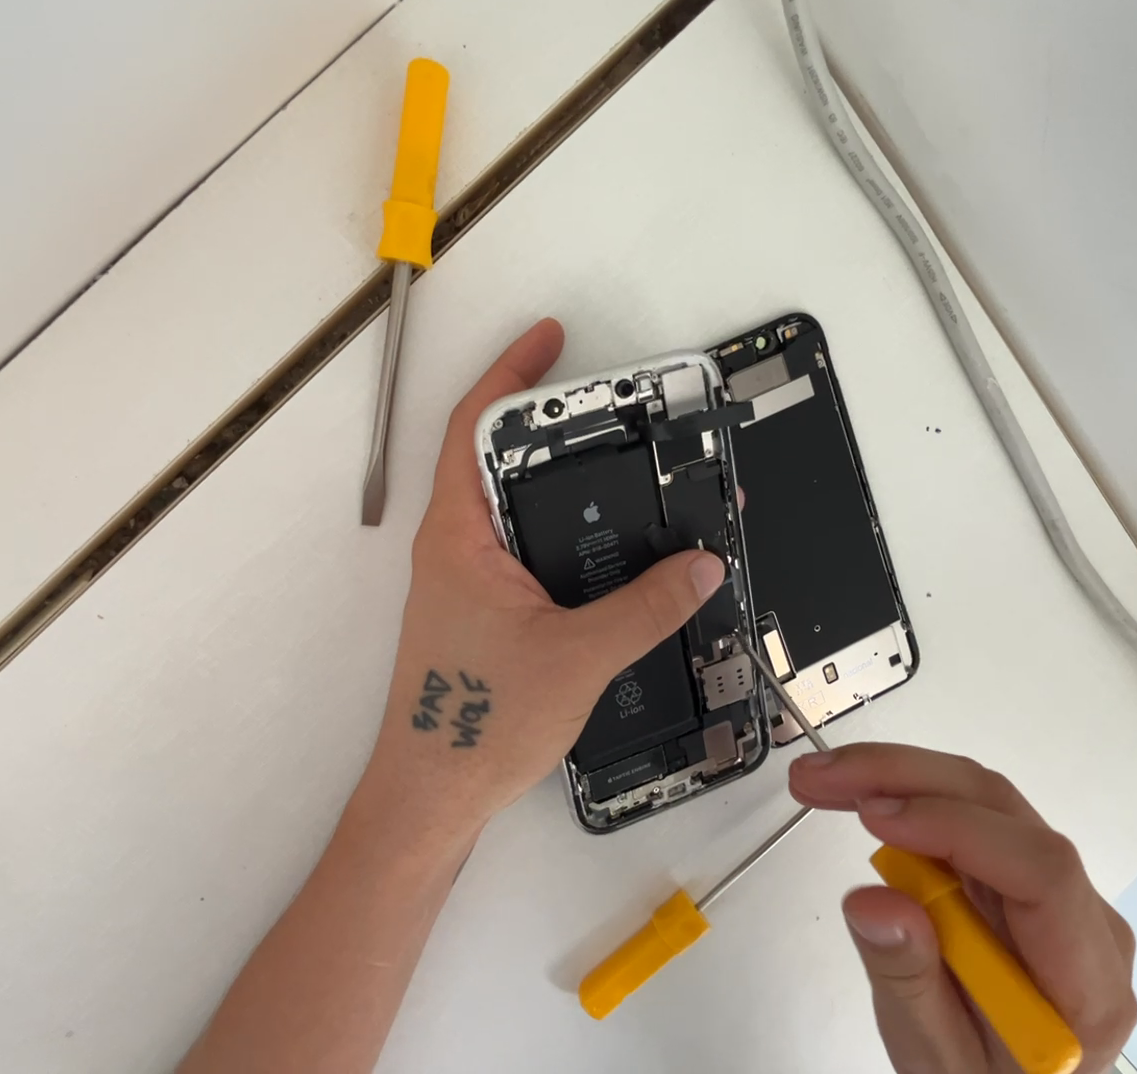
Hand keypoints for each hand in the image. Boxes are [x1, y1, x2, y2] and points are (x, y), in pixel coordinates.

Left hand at [358, 318, 726, 843]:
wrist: (432, 797)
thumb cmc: (482, 723)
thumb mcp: (576, 658)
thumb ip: (646, 608)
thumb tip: (704, 566)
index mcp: (458, 536)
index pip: (474, 428)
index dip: (512, 375)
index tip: (552, 339)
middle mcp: (455, 547)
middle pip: (498, 459)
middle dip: (550, 424)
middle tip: (612, 406)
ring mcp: (466, 580)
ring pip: (513, 507)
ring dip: (557, 483)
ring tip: (622, 469)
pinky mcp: (481, 610)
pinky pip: (523, 549)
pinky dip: (560, 533)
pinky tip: (607, 548)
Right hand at [789, 744, 1136, 1072]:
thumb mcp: (936, 1060)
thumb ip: (910, 982)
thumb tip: (873, 899)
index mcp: (1085, 980)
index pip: (1041, 872)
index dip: (957, 828)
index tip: (871, 818)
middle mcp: (1083, 915)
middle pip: (1002, 810)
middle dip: (903, 778)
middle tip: (815, 777)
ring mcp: (1051, 886)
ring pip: (977, 794)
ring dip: (891, 774)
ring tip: (815, 779)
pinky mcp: (1014, 870)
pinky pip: (961, 810)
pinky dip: (898, 792)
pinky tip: (849, 793)